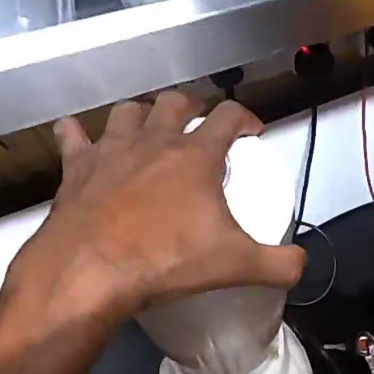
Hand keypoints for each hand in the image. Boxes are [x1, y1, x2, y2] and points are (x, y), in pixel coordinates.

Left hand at [6, 93, 306, 323]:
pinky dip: (76, 133)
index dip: (245, 118)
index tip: (250, 131)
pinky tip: (78, 137)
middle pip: (175, 103)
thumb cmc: (165, 260)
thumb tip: (300, 265)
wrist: (90, 270)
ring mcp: (111, 150)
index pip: (228, 115)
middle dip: (192, 109)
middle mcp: (153, 142)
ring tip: (148, 132)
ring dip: (141, 116)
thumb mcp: (235, 266)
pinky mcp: (76, 168)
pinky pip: (72, 136)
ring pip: (128, 112)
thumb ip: (278, 264)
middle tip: (198, 128)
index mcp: (195, 157)